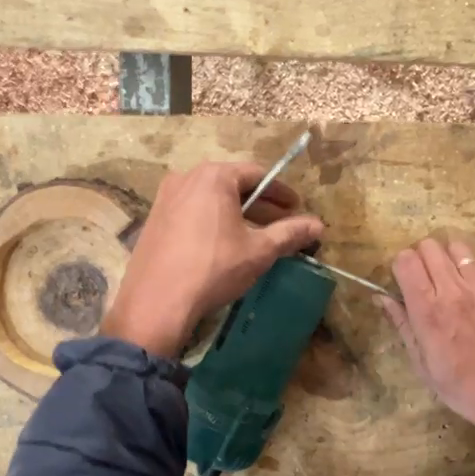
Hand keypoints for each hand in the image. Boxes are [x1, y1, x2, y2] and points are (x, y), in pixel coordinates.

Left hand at [101, 162, 323, 355]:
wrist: (157, 301)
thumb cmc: (214, 268)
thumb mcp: (259, 251)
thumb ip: (290, 234)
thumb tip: (318, 225)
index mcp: (214, 177)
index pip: (256, 174)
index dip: (280, 191)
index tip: (296, 207)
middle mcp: (187, 178)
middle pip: (232, 185)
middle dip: (260, 204)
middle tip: (282, 223)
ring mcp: (166, 198)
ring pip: (212, 199)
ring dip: (238, 214)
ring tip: (257, 236)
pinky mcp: (155, 220)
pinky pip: (194, 212)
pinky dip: (215, 222)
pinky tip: (226, 245)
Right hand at [381, 237, 474, 472]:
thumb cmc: (461, 386)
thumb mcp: (422, 363)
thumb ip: (402, 324)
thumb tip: (381, 297)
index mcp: (428, 310)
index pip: (405, 260)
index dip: (401, 266)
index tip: (404, 281)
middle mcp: (453, 290)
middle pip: (429, 247)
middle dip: (422, 258)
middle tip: (427, 279)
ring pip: (457, 247)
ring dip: (450, 258)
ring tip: (453, 278)